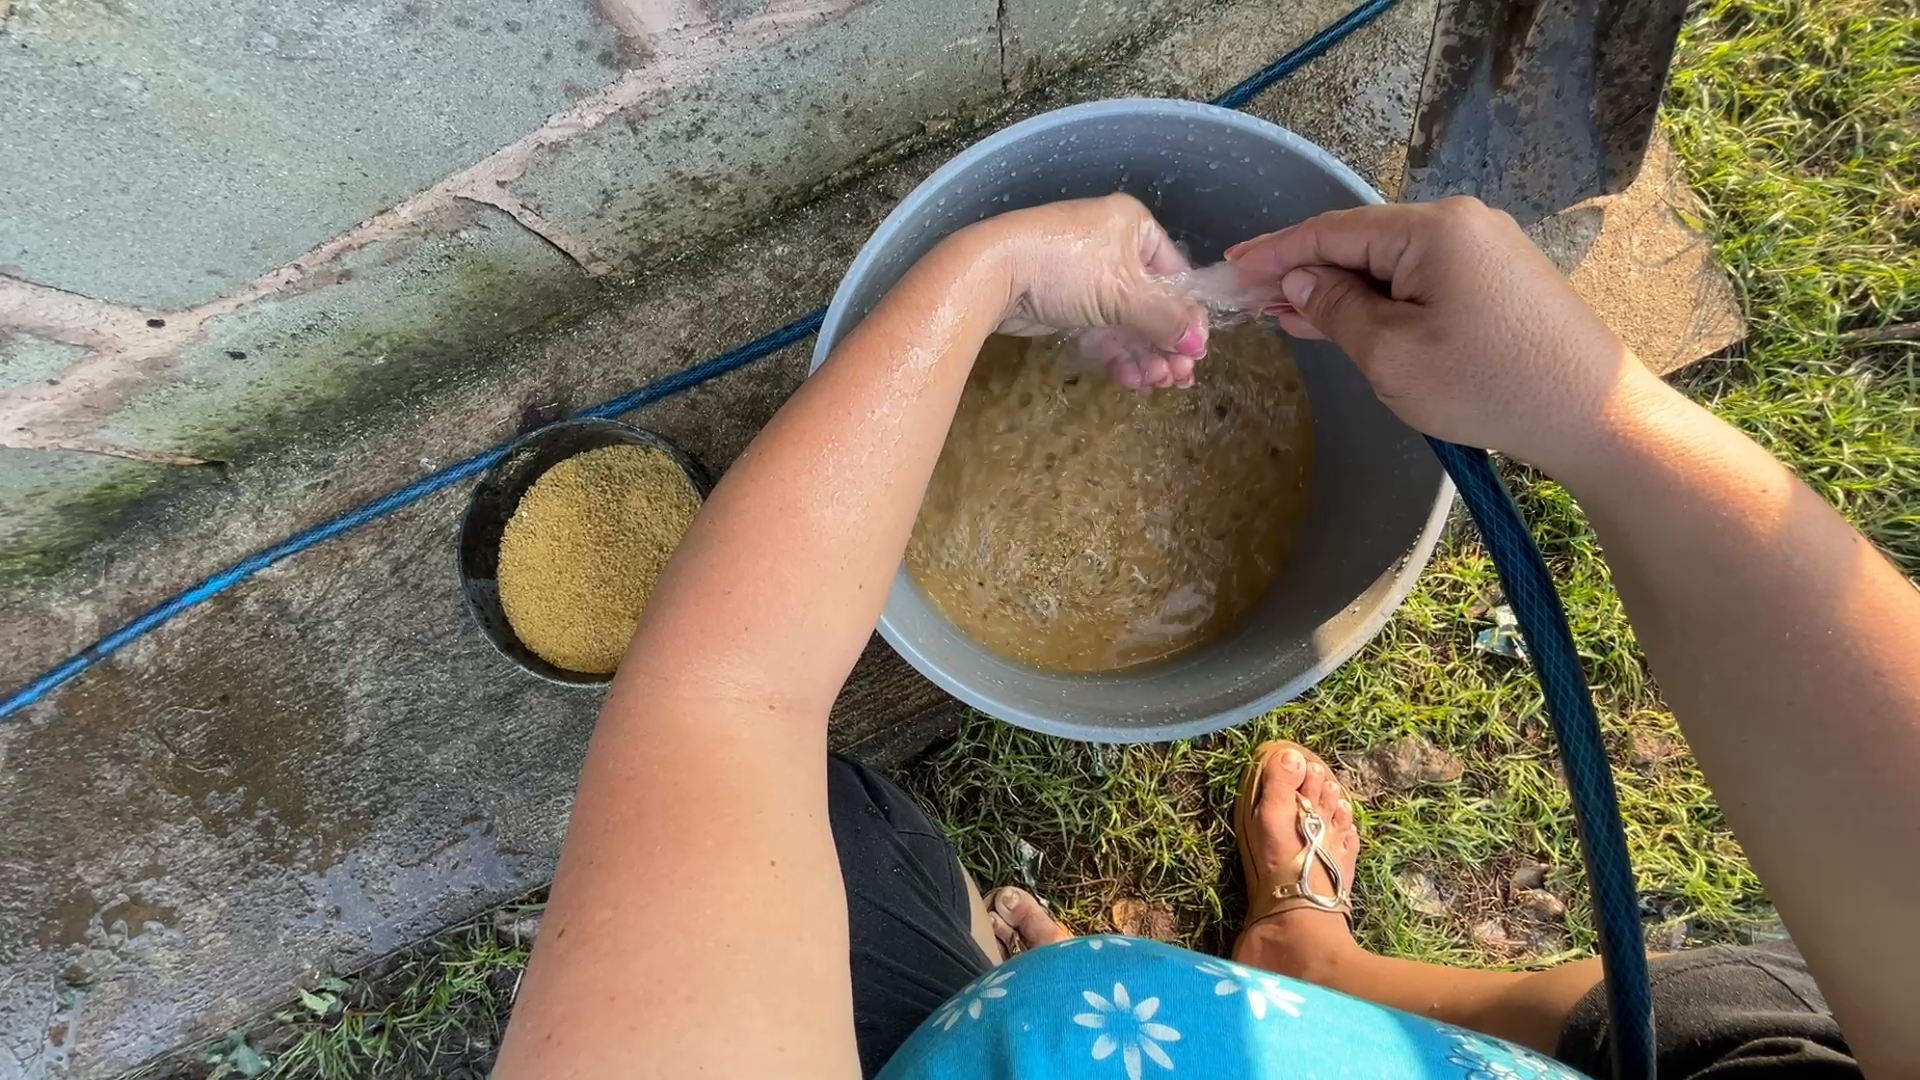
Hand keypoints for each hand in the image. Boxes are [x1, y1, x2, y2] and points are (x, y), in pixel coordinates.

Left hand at [963, 194, 1209, 390]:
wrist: (993, 274)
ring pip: (1127, 324)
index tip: (1193, 355)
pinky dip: (1116, 356)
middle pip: (1152, 305)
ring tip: (1152, 384)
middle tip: (1174, 381)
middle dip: (1163, 345)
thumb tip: (1200, 344)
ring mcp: (1088, 279)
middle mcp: (1114, 250)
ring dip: (1142, 357)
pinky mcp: (1067, 306)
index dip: (1186, 317)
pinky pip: (1102, 333)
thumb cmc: (1065, 268)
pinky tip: (1129, 380)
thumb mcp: (1123, 292)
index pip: (1175, 275)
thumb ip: (1166, 318)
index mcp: (1134, 228)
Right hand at [1224, 196, 1663, 471]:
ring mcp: (1476, 251)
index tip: (1230, 264)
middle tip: (1246, 295)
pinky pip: (1409, 281)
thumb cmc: (1482, 383)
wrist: (1589, 413)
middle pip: (1356, 243)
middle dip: (1298, 269)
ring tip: (1278, 310)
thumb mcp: (1389, 352)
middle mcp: (1456, 225)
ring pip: (1381, 264)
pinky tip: (1331, 316)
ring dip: (1330, 287)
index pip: (1331, 232)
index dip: (1274, 250)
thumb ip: (1335, 309)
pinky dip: (1366, 299)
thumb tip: (1300, 280)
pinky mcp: (1486, 280)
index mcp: (1430, 231)